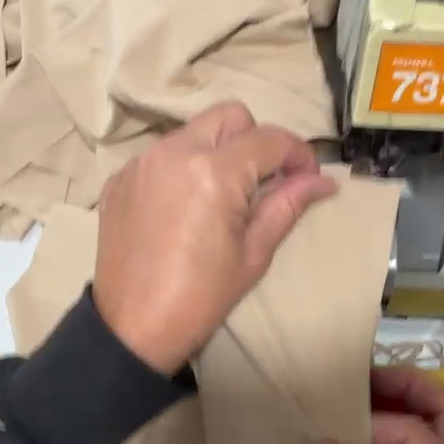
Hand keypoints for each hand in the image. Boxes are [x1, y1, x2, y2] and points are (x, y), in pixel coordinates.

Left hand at [94, 102, 336, 374]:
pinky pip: (161, 155)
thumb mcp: (254, 253)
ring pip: (192, 132)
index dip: (298, 153)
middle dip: (254, 140)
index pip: (269, 138)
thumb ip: (287, 205)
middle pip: (229, 116)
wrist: (133, 328)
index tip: (306, 177)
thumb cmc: (201, 297)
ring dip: (216, 151)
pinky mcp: (119, 179)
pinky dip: (181, 168)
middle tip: (262, 182)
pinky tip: (183, 209)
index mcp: (214, 171)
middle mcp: (174, 151)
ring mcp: (141, 163)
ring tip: (221, 197)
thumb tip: (324, 181)